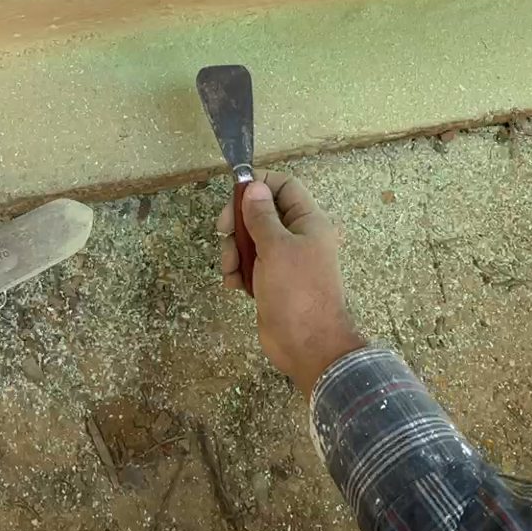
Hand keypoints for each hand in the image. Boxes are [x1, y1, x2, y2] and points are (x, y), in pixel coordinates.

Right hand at [218, 171, 365, 390]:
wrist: (308, 347)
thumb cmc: (297, 292)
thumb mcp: (275, 247)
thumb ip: (261, 215)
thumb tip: (253, 186)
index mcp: (308, 221)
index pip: (284, 185)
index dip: (259, 183)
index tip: (234, 190)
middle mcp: (297, 235)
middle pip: (260, 210)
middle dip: (238, 221)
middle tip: (223, 231)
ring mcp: (283, 259)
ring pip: (249, 238)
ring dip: (234, 249)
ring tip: (232, 269)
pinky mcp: (270, 279)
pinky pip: (247, 262)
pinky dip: (237, 270)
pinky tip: (235, 284)